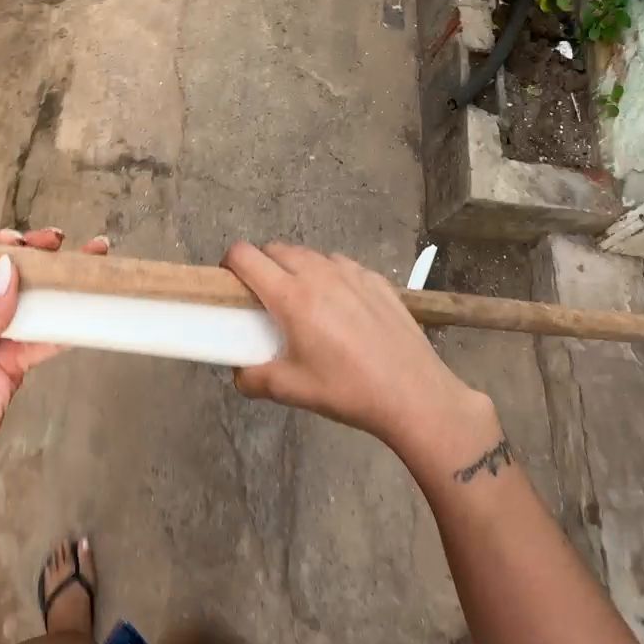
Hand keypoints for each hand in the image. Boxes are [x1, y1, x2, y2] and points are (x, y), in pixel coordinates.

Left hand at [0, 227, 108, 486]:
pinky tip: (85, 309)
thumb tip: (10, 272)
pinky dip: (64, 326)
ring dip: (55, 286)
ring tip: (85, 264)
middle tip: (57, 241)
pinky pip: (42, 340)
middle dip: (31, 258)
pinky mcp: (13, 366)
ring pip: (29, 305)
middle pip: (3, 278)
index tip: (16, 240)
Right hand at [221, 241, 499, 462]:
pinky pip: (340, 265)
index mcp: (291, 298)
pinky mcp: (377, 280)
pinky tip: (338, 307)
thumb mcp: (291, 390)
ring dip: (295, 268)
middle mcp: (319, 275)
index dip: (229, 264)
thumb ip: (253, 378)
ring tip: (302, 302)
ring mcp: (352, 273)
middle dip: (261, 266)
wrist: (414, 394)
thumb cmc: (348, 391)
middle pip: (275, 249)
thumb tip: (239, 373)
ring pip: (309, 254)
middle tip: (263, 298)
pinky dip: (328, 275)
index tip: (229, 283)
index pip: (245, 256)